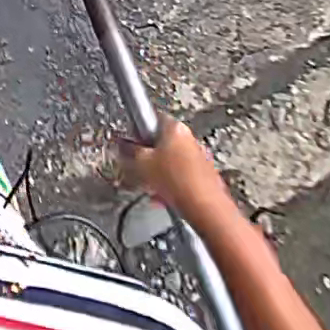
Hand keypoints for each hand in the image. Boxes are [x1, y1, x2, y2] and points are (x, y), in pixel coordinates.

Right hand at [113, 119, 235, 225]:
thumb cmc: (177, 182)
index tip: (132, 143)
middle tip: (140, 168)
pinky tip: (166, 198)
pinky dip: (173, 184)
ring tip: (153, 188)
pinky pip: (183, 176)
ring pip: (172, 161)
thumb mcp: (140, 163)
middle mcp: (191, 139)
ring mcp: (201, 158)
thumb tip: (121, 144)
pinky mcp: (208, 177)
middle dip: (149, 157)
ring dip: (160, 173)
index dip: (139, 131)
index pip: (152, 119)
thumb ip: (128, 150)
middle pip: (162, 143)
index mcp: (175, 128)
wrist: (208, 211)